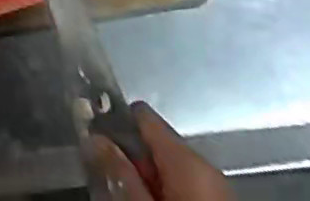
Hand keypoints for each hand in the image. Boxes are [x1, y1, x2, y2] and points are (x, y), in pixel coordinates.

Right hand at [85, 103, 232, 200]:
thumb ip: (118, 173)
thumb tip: (94, 138)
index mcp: (188, 160)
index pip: (143, 117)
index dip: (114, 124)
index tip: (94, 142)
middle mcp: (206, 170)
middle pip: (154, 146)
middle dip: (128, 160)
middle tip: (107, 183)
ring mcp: (216, 193)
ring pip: (166, 172)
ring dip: (143, 183)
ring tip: (125, 200)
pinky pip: (182, 191)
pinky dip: (162, 197)